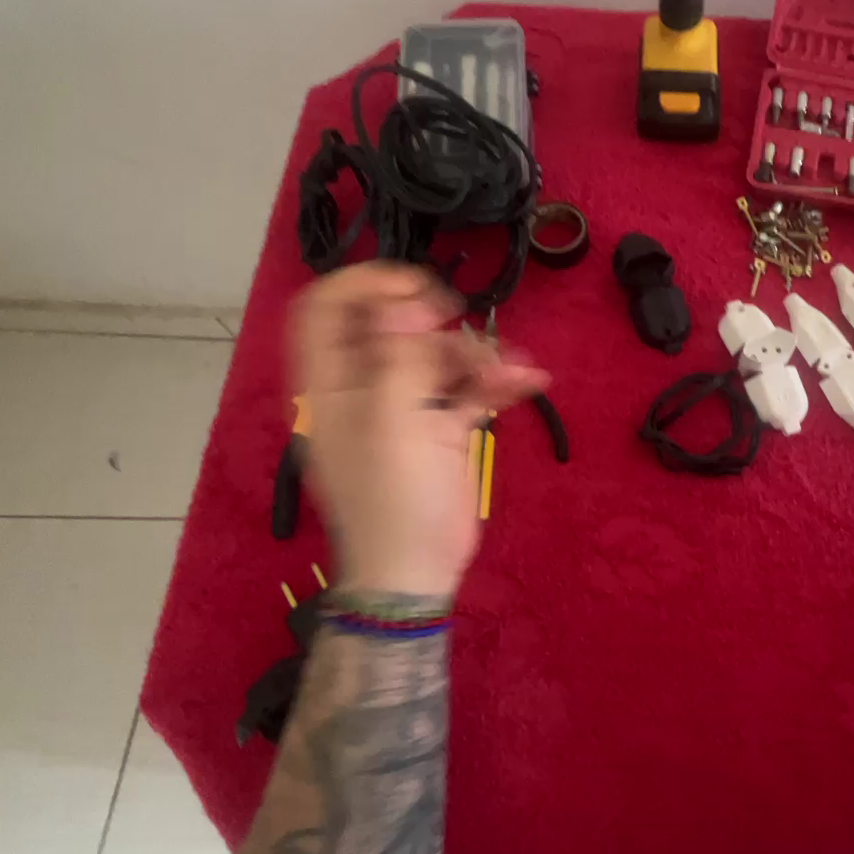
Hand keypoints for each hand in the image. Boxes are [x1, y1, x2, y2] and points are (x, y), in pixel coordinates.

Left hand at [292, 264, 548, 594]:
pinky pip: (467, 391)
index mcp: (333, 382)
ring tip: (514, 367)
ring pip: (438, 357)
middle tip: (465, 325)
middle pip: (393, 328)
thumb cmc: (393, 497)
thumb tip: (407, 306)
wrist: (416, 569)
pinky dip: (495, 384)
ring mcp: (405, 407)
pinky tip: (526, 382)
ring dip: (478, 355)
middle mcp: (365, 386)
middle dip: (435, 322)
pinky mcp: (441, 428)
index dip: (364, 285)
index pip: (327, 309)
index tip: (414, 284)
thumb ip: (399, 356)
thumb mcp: (392, 420)